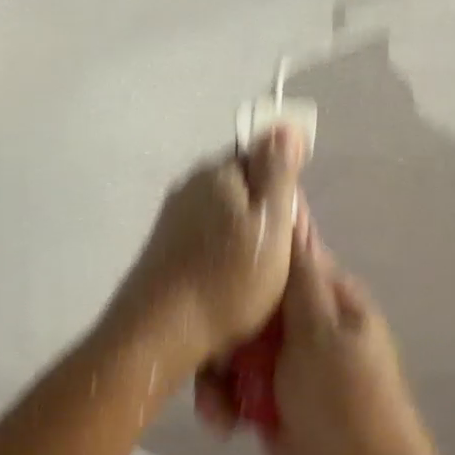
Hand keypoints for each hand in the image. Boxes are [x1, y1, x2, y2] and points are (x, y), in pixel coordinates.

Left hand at [112, 127, 306, 368]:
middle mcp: (189, 188)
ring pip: (227, 221)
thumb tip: (284, 122)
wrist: (161, 332)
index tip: (294, 228)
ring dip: (247, 244)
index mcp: (215, 173)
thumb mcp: (270, 223)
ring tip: (259, 281)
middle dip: (266, 219)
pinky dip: (224, 261)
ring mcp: (172, 220)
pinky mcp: (164, 250)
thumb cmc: (227, 280)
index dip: (284, 191)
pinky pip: (208, 244)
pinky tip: (231, 290)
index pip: (261, 158)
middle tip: (281, 260)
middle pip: (243, 191)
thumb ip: (277, 172)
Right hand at [197, 223, 445, 454]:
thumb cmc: (347, 402)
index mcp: (325, 296)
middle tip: (212, 360)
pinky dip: (222, 401)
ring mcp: (279, 357)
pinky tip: (226, 423)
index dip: (241, 255)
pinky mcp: (262, 390)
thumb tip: (293, 210)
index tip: (204, 264)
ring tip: (220, 409)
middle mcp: (299, 319)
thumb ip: (300, 277)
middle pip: (241, 303)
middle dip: (220, 334)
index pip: (280, 254)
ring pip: (226, 344)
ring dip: (216, 378)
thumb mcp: (322, 334)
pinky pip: (227, 380)